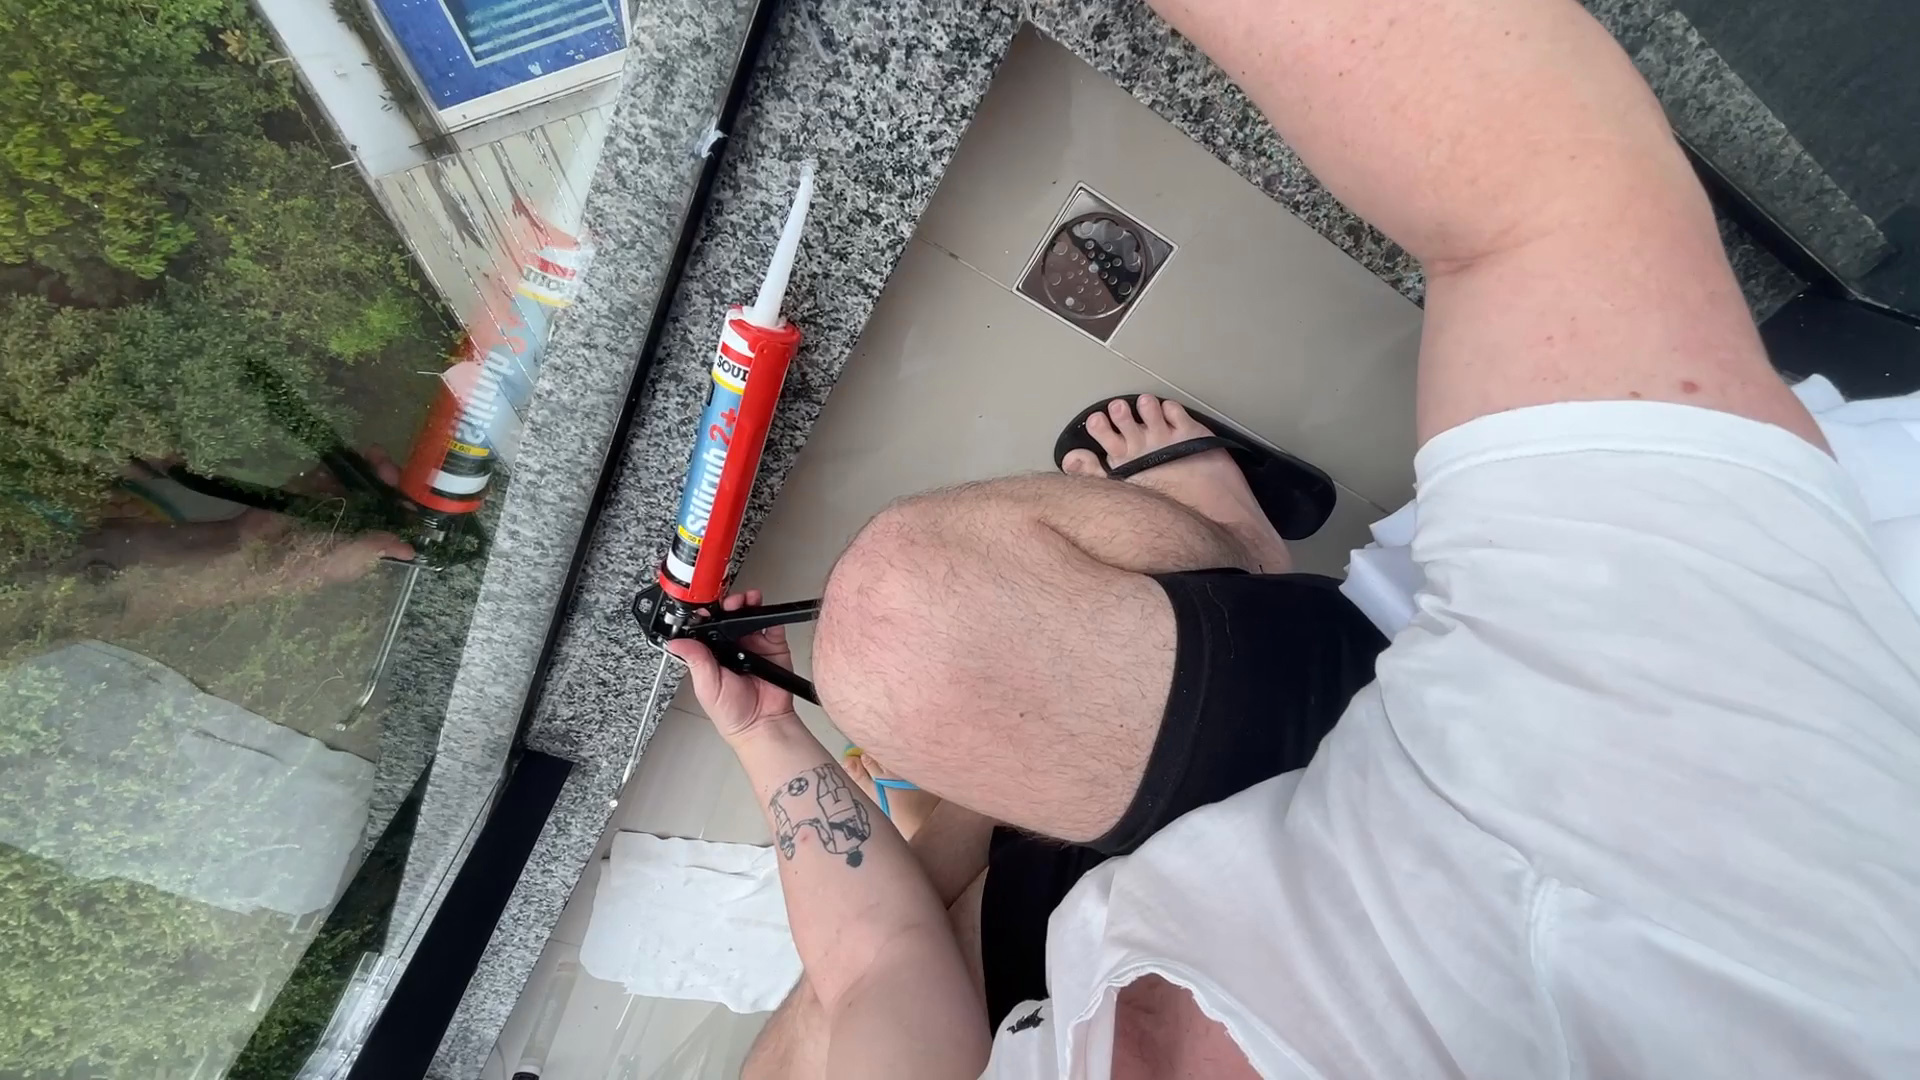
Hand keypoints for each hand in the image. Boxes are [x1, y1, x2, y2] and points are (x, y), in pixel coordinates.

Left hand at [665, 589, 801, 742]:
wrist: (763, 723)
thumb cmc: (733, 713)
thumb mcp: (707, 686)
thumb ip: (696, 661)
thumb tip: (676, 643)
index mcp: (712, 655)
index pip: (707, 628)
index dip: (706, 614)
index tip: (705, 606)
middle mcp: (733, 648)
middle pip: (730, 618)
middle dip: (730, 605)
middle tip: (731, 602)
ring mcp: (754, 646)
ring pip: (750, 618)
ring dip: (750, 606)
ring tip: (748, 601)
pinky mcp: (774, 648)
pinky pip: (773, 627)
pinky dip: (771, 618)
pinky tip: (765, 615)